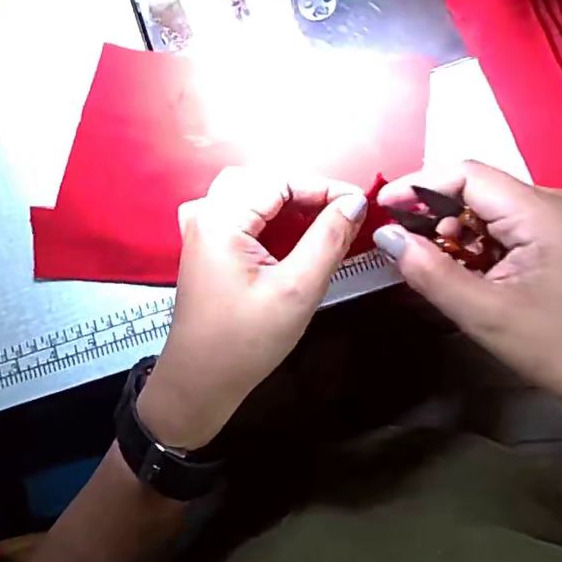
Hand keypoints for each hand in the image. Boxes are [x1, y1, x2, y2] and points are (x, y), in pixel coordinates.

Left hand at [138, 167, 368, 450]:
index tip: (360, 203)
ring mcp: (201, 229)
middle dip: (306, 189)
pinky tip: (288, 227)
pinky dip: (268, 211)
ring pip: (250, 191)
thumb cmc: (246, 342)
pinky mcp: (206, 245)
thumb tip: (355, 203)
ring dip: (287, 198)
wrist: (201, 381)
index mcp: (221, 220)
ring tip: (321, 216)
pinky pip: (239, 210)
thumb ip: (328, 240)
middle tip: (342, 210)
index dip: (324, 187)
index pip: (280, 181)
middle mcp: (206, 215)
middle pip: (263, 179)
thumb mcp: (297, 290)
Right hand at [374, 161, 561, 457]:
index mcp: (543, 212)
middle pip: (480, 188)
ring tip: (448, 270)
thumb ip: (430, 272)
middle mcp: (557, 201)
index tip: (386, 207)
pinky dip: (484, 243)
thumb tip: (388, 237)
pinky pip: (511, 223)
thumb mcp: (486, 315)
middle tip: (413, 250)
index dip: (420, 185)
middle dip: (439, 215)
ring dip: (461, 232)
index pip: (467, 173)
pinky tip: (477, 273)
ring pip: (493, 207)